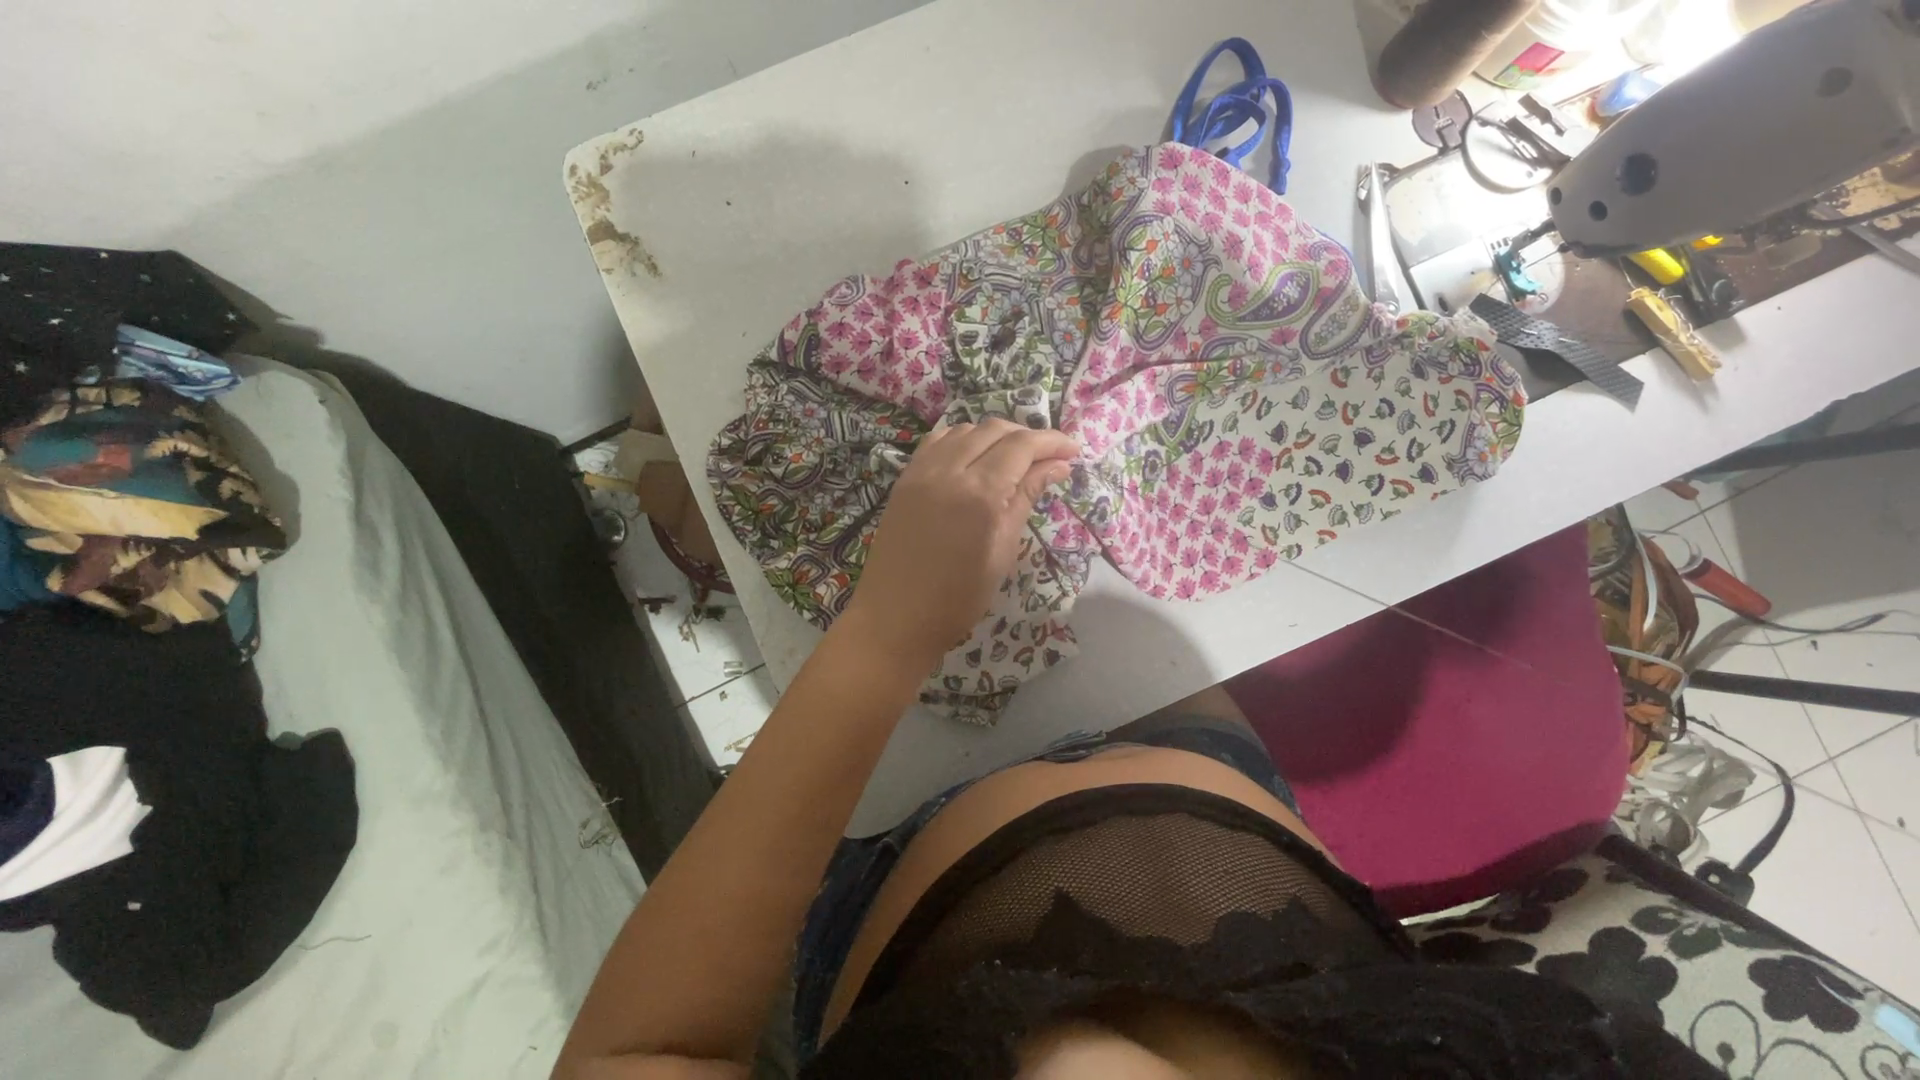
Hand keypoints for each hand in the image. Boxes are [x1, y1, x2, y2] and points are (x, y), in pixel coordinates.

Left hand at [839, 419, 1079, 669]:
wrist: (895, 618)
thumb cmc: (959, 598)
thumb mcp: (1003, 551)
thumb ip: (1026, 499)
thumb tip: (1056, 465)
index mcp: (980, 494)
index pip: (1022, 446)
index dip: (1052, 442)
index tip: (1074, 450)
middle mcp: (949, 471)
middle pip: (995, 431)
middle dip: (1027, 436)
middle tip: (1049, 456)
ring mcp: (921, 471)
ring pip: (965, 430)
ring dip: (995, 435)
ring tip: (1014, 457)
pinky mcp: (904, 478)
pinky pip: (937, 441)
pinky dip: (962, 439)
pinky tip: (974, 456)